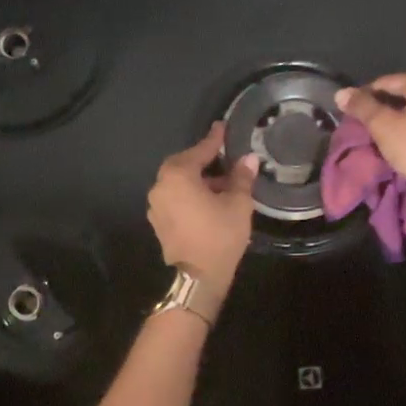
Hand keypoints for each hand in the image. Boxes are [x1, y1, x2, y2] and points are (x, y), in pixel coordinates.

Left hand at [146, 123, 258, 300]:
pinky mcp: (158, 221)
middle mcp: (161, 186)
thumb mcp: (238, 204)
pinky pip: (175, 198)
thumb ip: (242, 177)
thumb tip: (249, 159)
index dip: (215, 139)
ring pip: (179, 183)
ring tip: (222, 184)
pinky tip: (208, 200)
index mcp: (178, 175)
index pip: (200, 150)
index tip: (223, 127)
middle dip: (204, 161)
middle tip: (224, 159)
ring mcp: (156, 205)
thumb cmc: (219, 236)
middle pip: (184, 165)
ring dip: (198, 180)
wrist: (198, 277)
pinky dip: (189, 195)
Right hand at [334, 74, 405, 205]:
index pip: (388, 82)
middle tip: (362, 123)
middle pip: (404, 94)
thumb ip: (361, 107)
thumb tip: (341, 93)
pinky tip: (399, 140)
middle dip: (381, 106)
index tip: (350, 109)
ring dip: (395, 118)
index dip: (365, 94)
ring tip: (377, 133)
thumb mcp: (383, 126)